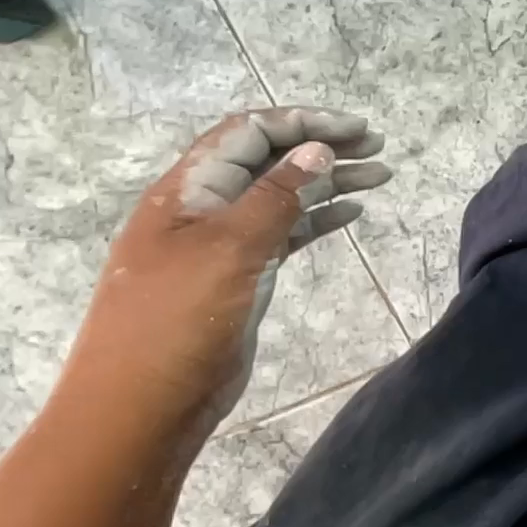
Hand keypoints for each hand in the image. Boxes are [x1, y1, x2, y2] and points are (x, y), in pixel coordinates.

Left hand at [63, 109, 391, 431]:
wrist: (144, 404)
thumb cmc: (178, 319)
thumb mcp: (231, 247)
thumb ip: (277, 194)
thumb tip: (317, 149)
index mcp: (188, 192)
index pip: (248, 134)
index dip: (302, 122)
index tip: (355, 129)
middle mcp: (205, 209)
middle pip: (270, 159)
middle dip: (323, 145)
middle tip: (378, 145)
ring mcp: (223, 242)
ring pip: (284, 194)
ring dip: (331, 180)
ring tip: (382, 175)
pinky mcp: (241, 272)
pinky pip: (287, 230)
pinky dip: (321, 216)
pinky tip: (353, 212)